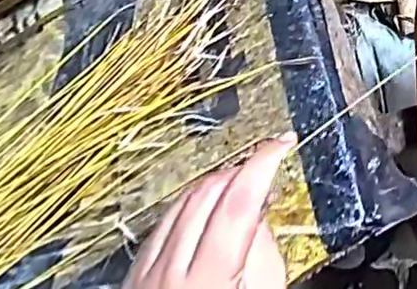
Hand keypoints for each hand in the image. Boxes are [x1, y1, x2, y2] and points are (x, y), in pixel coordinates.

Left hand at [125, 133, 295, 288]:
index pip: (240, 197)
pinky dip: (187, 207)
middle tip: (268, 172)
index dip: (266, 160)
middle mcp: (171, 275)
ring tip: (239, 190)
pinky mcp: (132, 285)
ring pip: (182, 203)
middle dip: (243, 171)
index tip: (284, 143)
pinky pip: (160, 227)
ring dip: (216, 185)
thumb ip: (263, 256)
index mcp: (210, 280)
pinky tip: (202, 213)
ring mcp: (145, 280)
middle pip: (210, 192)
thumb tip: (261, 215)